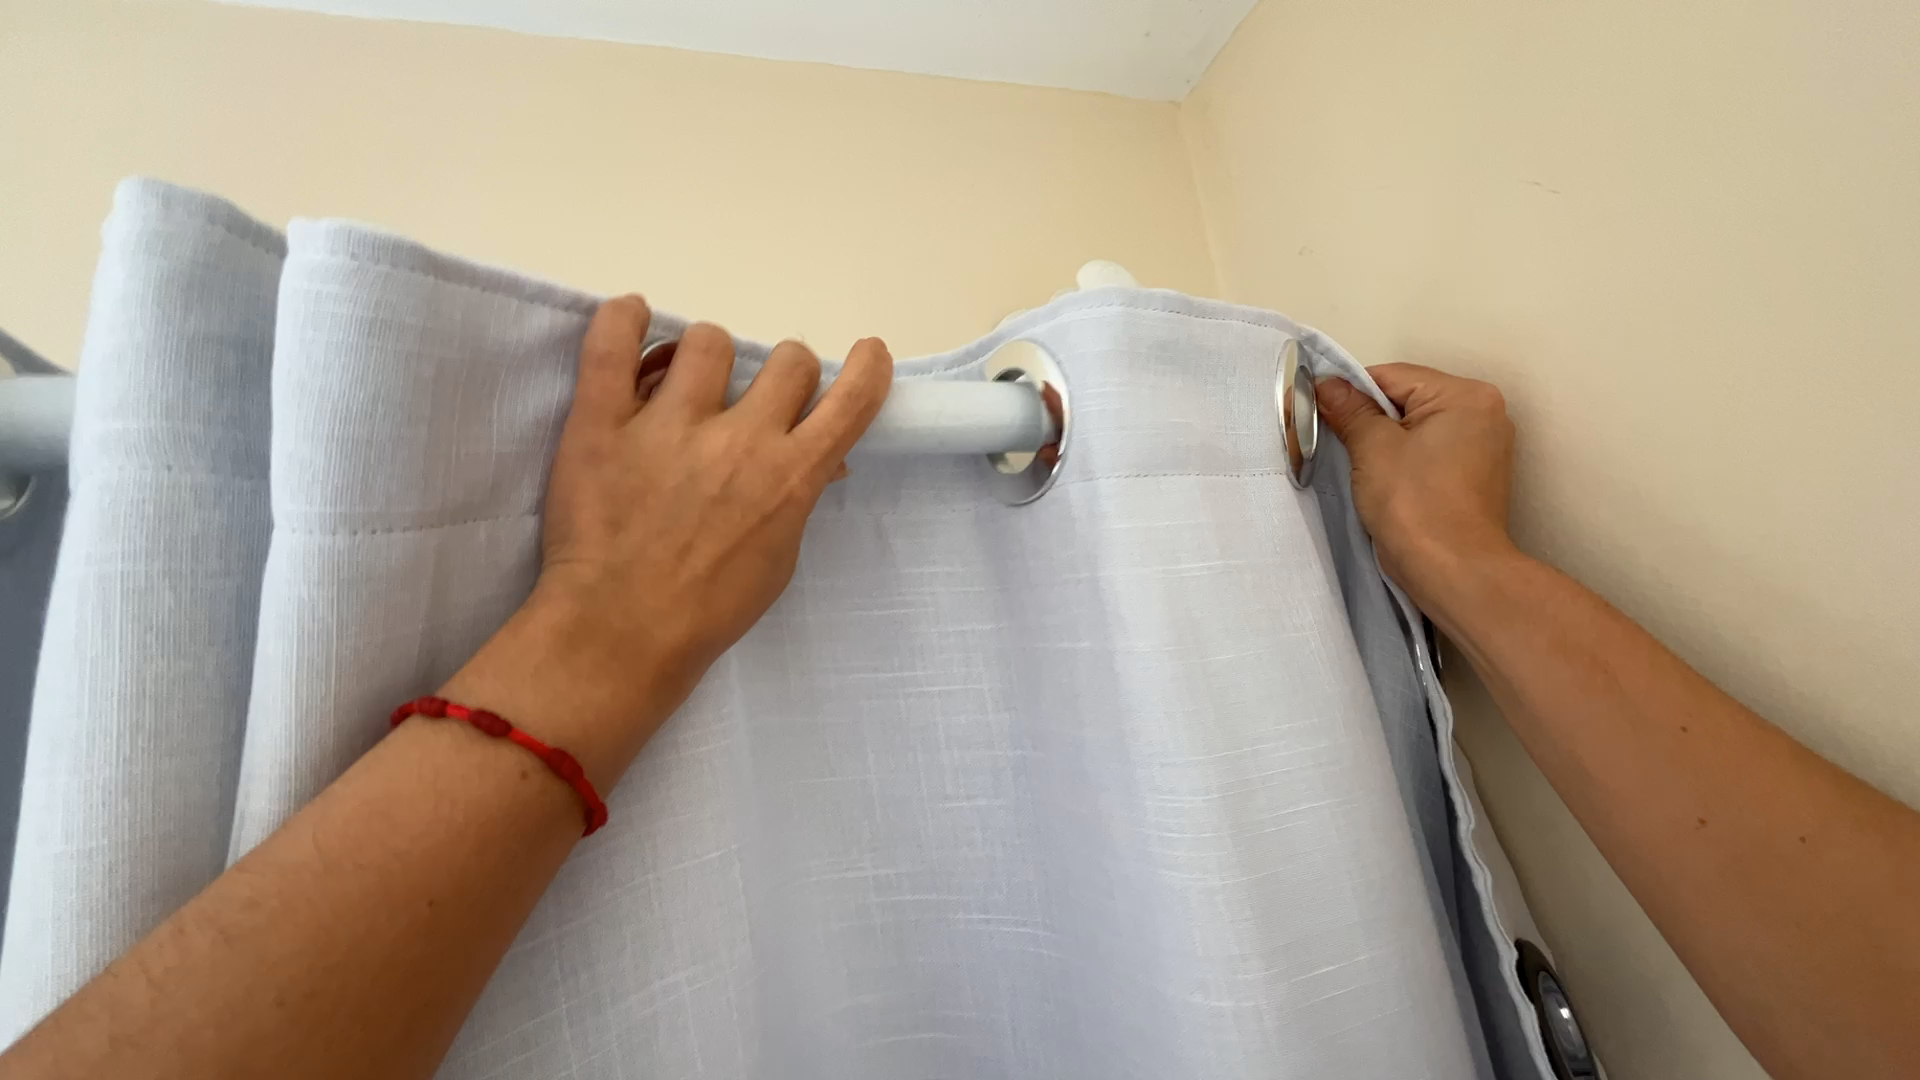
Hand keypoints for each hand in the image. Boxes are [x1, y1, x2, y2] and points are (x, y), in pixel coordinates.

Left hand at [446, 297, 891, 785]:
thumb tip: (823, 458)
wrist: (622, 635)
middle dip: (784, 374)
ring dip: (709, 359)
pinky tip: (633, 319)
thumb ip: (799, 497)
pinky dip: (624, 320)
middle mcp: (742, 439)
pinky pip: (612, 343)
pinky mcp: (603, 421)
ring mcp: (670, 425)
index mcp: (792, 476)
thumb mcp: (780, 559)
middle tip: (758, 400)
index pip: (852, 398)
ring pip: (709, 339)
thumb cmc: (712, 607)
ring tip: (687, 386)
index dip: (867, 368)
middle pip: (789, 359)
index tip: (865, 356)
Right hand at [1315, 364, 1516, 608]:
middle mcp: (1482, 413)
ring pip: (1412, 427)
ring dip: (1380, 441)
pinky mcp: (1470, 474)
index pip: (1391, 377)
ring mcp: (1480, 445)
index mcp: (1465, 396)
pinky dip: (1398, 459)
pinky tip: (1379, 480)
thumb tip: (1325, 385)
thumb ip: (1349, 409)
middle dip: (1366, 419)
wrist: (1450, 568)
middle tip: (1333, 442)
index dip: (1348, 393)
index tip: (1316, 412)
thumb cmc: (1416, 505)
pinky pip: (1424, 451)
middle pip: (1403, 400)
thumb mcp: (1372, 447)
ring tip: (1358, 466)